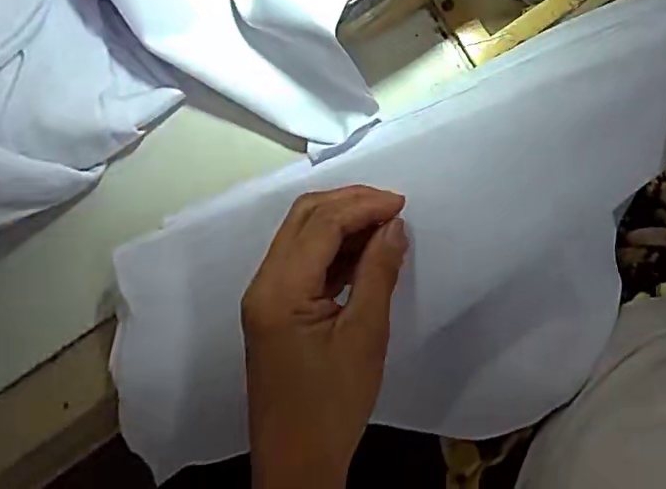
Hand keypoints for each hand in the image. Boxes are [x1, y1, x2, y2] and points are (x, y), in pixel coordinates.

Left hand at [243, 187, 409, 488]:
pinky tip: (364, 251)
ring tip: (384, 224)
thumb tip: (394, 225)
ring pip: (302, 233)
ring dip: (342, 221)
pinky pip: (303, 258)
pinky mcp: (274, 308)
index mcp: (279, 289)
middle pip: (305, 217)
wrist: (297, 469)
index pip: (321, 224)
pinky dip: (334, 246)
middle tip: (392, 206)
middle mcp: (264, 282)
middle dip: (350, 203)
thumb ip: (378, 272)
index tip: (401, 204)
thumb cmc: (332, 406)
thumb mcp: (365, 336)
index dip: (363, 205)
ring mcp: (265, 295)